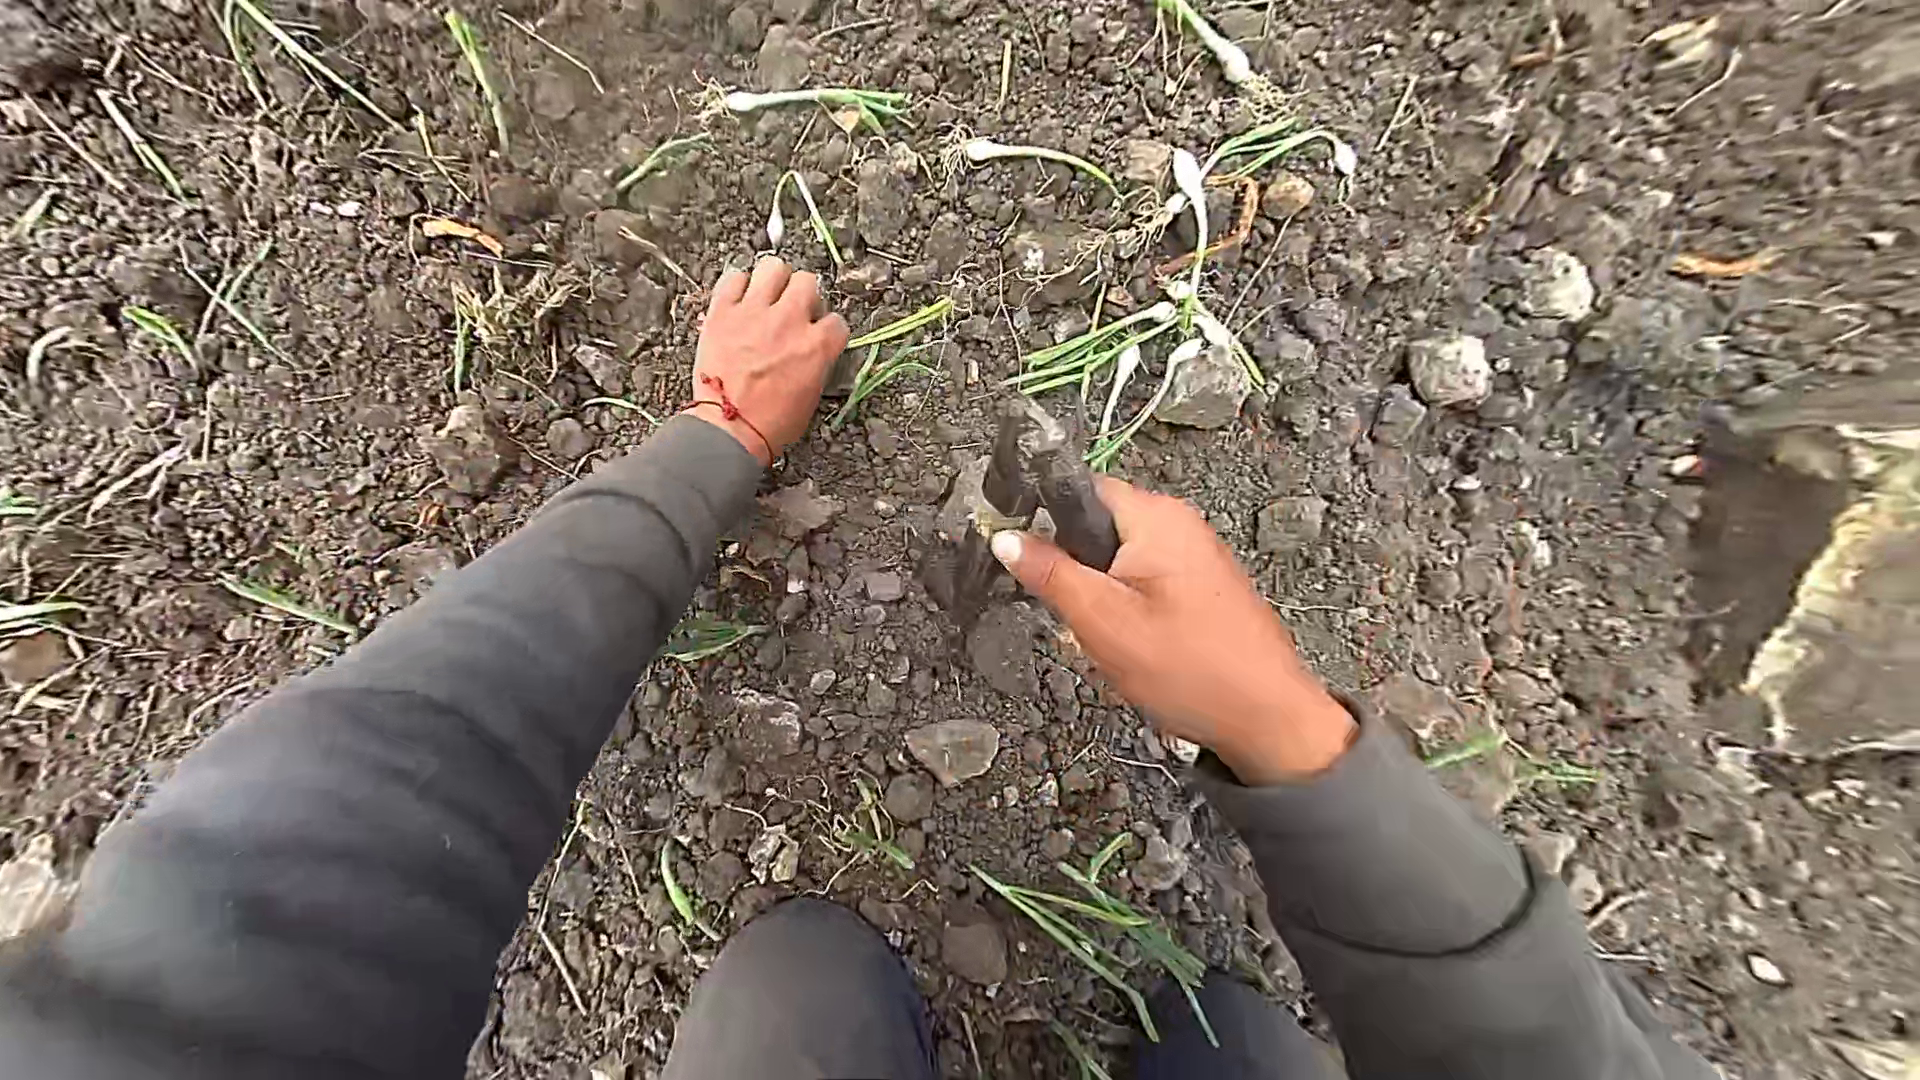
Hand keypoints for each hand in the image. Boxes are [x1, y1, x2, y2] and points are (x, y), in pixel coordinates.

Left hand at [688, 257, 849, 464]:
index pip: (837, 321)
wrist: (731, 428)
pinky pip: (734, 277)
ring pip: (773, 267)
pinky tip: (742, 301)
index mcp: (817, 346)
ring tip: (770, 295)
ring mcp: (754, 312)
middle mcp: (789, 321)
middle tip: (796, 310)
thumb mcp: (811, 396)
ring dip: (775, 280)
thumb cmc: (772, 422)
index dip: (829, 329)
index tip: (821, 334)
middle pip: (808, 282)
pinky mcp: (723, 311)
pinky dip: (740, 285)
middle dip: (805, 295)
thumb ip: (817, 363)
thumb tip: (814, 350)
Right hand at [991, 477, 1356, 784]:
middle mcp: (1178, 525)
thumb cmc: (1195, 669)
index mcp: (1156, 518)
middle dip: (1077, 573)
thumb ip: (1050, 572)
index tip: (1030, 553)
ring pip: (1116, 563)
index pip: (1081, 490)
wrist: (1267, 720)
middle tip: (1081, 615)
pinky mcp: (1197, 583)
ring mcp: (1191, 555)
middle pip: (1097, 530)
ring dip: (1101, 599)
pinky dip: (1127, 611)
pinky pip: (1141, 584)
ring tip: (1114, 638)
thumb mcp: (1102, 620)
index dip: (1045, 520)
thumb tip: (1007, 538)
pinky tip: (1138, 645)